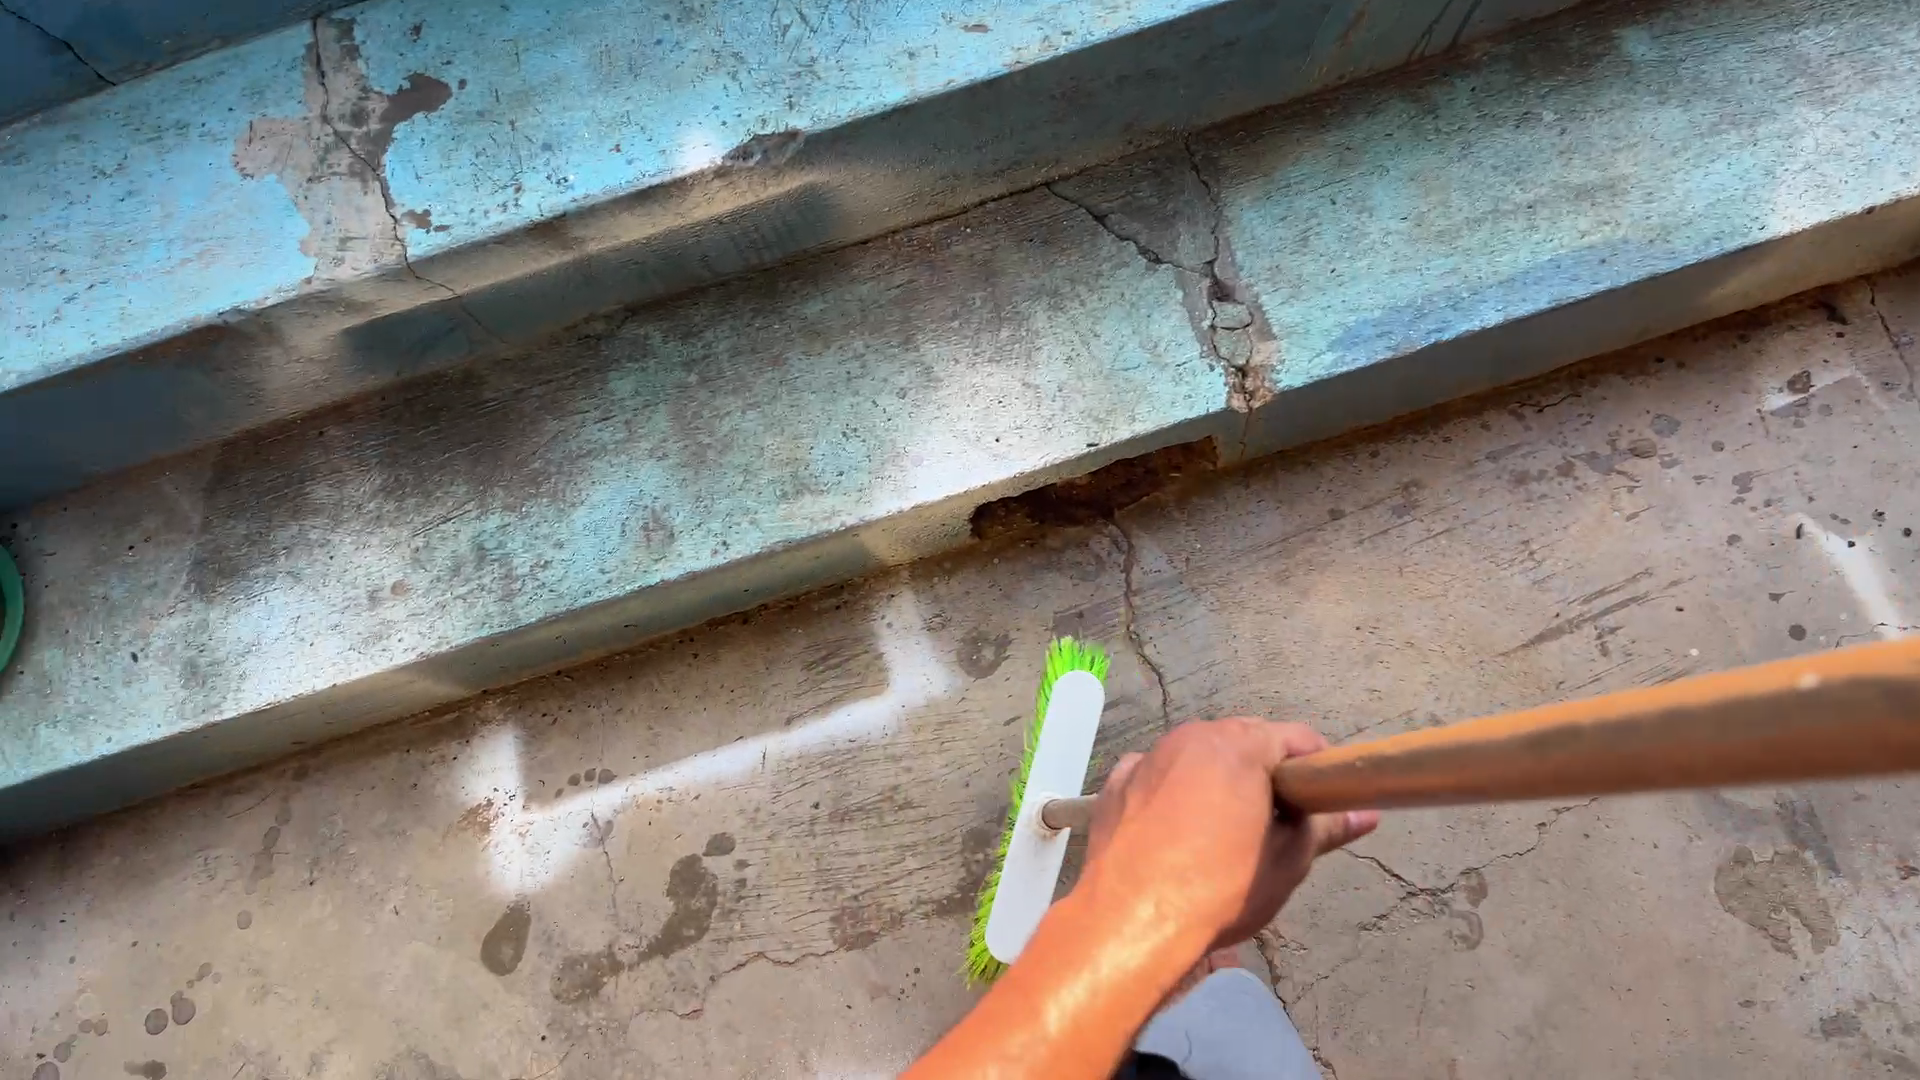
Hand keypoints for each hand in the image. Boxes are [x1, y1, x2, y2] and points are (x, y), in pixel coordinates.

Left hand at [1080, 718, 1378, 952]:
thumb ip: (1326, 827)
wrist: (1130, 914)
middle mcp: (1188, 737)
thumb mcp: (1286, 861)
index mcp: (1236, 745)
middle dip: (1264, 772)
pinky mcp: (1116, 781)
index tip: (1322, 800)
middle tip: (1278, 820)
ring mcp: (1147, 755)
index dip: (1315, 767)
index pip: (1294, 737)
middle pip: (1242, 740)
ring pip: (1196, 755)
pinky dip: (1171, 792)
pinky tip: (1174, 831)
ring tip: (1225, 831)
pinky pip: (1156, 776)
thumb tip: (1366, 812)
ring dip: (1216, 779)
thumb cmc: (1220, 887)